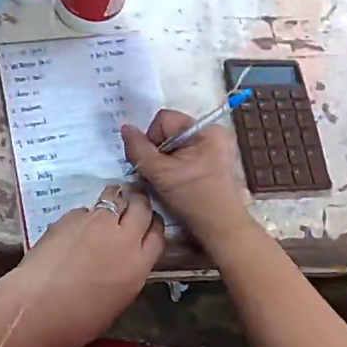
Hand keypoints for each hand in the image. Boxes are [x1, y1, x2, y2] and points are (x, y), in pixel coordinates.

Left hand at [0, 184, 162, 346]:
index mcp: (138, 264)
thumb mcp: (117, 299)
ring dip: (116, 198)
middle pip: (141, 207)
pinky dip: (86, 214)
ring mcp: (96, 222)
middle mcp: (123, 237)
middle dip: (139, 203)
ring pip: (115, 197)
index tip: (149, 224)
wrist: (35, 308)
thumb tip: (123, 257)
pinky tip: (76, 227)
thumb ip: (127, 271)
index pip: (158, 233)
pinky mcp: (71, 216)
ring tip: (111, 201)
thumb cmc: (77, 322)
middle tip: (134, 203)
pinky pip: (86, 209)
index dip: (154, 226)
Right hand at [120, 110, 253, 245]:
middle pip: (171, 130)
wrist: (221, 226)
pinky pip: (188, 151)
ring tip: (170, 178)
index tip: (153, 163)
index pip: (164, 120)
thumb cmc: (193, 198)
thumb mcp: (160, 173)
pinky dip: (178, 163)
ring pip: (177, 142)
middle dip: (159, 150)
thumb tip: (125, 128)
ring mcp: (218, 145)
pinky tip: (180, 180)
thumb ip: (138, 149)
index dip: (151, 139)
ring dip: (167, 158)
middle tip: (159, 172)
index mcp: (205, 129)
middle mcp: (214, 131)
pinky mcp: (217, 158)